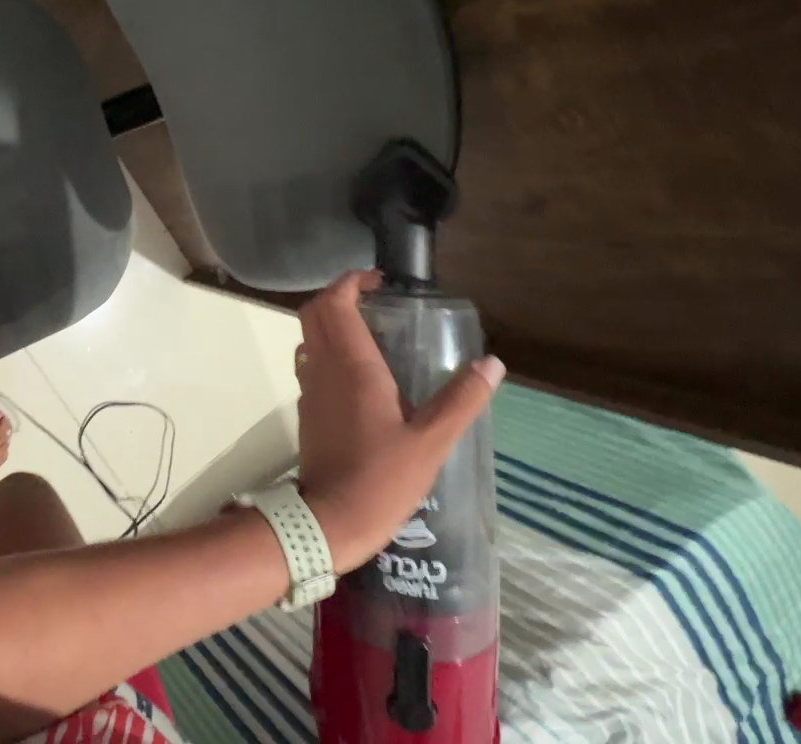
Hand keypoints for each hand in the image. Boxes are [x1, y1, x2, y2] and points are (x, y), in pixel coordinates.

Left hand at [293, 270, 502, 572]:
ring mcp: (310, 388)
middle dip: (339, 296)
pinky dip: (329, 350)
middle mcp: (322, 368)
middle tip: (376, 300)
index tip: (378, 281)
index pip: (334, 303)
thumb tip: (492, 364)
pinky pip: (311, 363)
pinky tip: (363, 372)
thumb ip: (461, 400)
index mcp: (350, 366)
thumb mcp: (432, 441)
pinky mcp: (308, 409)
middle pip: (314, 313)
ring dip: (332, 323)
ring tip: (374, 331)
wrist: (330, 518)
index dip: (349, 282)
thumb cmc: (381, 478)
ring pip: (309, 337)